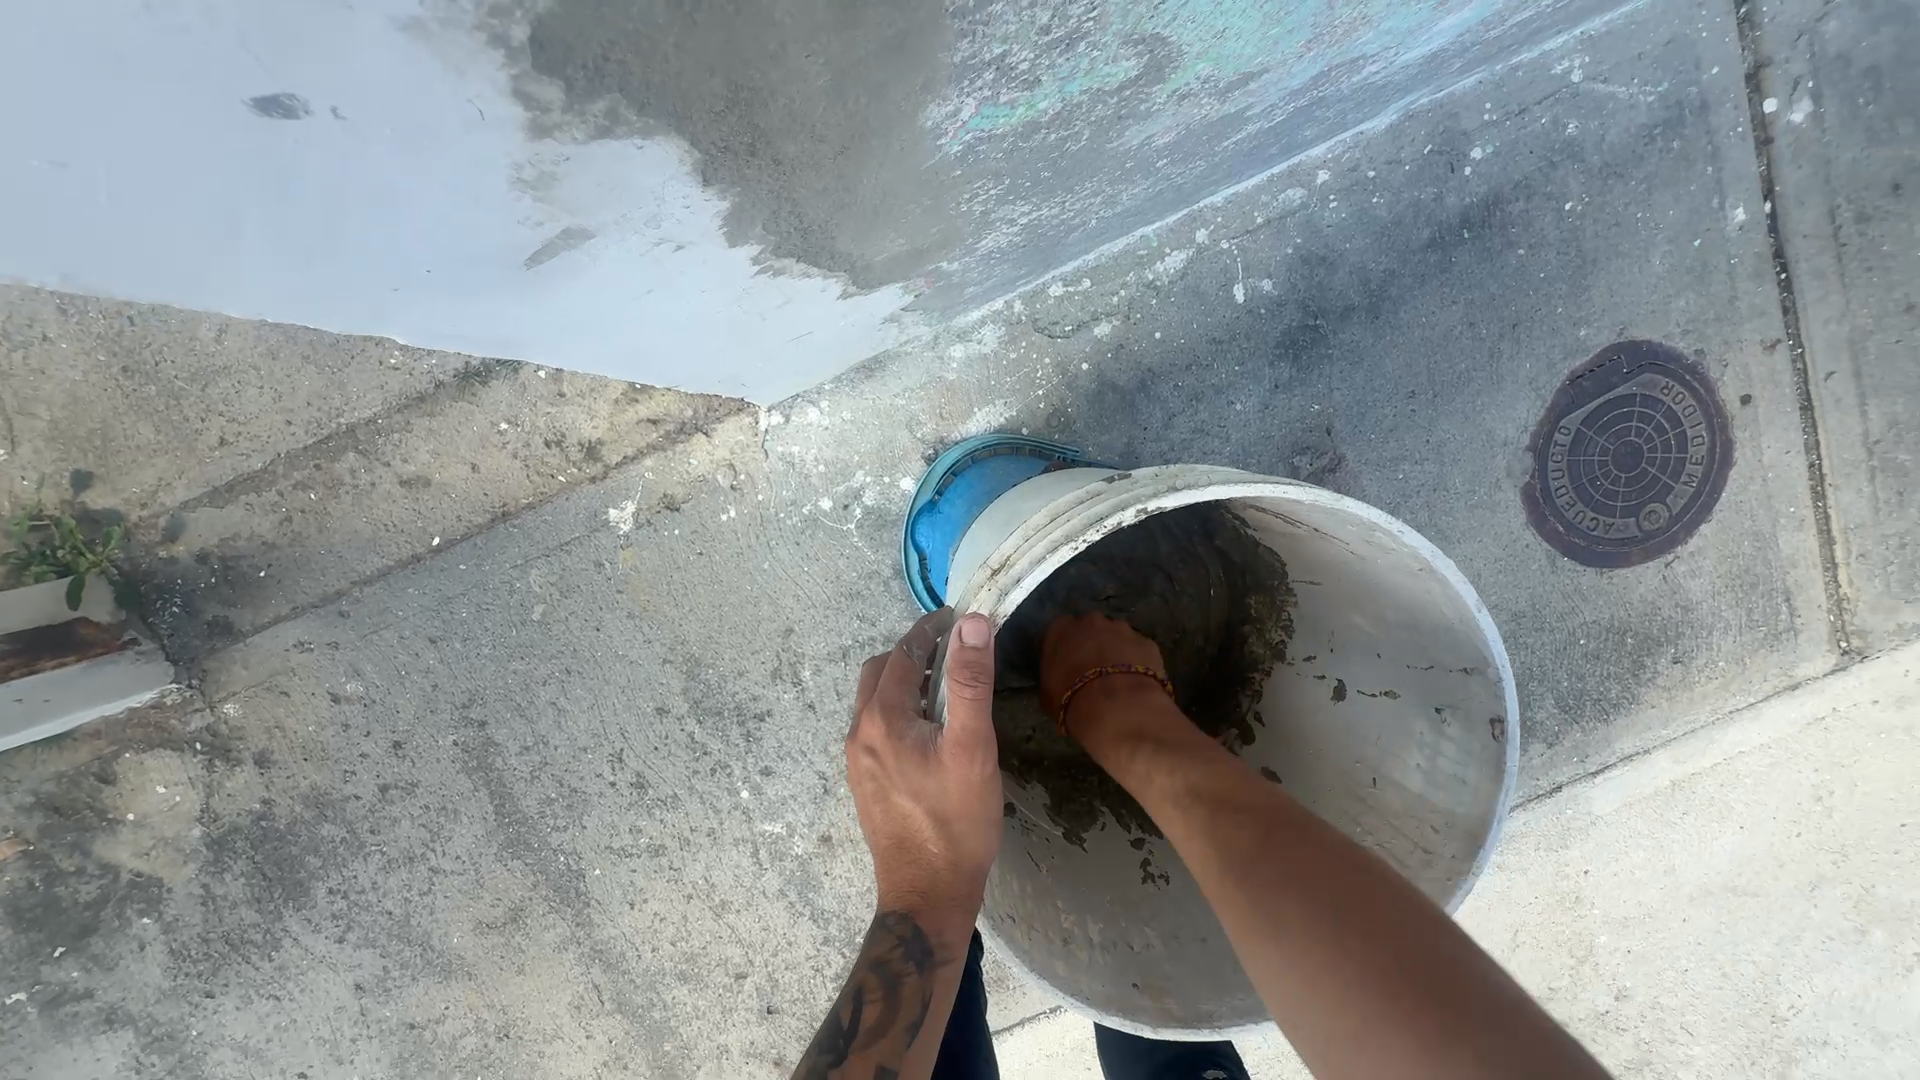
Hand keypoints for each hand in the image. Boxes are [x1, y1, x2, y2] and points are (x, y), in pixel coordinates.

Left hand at [847, 609, 1001, 919]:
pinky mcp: (865, 781)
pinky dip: (899, 709)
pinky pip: (876, 726)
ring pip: (875, 700)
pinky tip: (928, 729)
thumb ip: (969, 682)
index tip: (959, 618)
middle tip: (955, 652)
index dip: (931, 630)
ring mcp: (857, 760)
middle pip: (881, 672)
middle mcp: (859, 732)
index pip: (903, 653)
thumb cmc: (956, 821)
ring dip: (905, 681)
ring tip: (945, 687)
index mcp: (882, 718)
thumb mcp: (971, 747)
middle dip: (915, 652)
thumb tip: (973, 623)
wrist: (927, 894)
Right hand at [1039, 613, 1175, 727]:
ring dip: (1117, 651)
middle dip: (1093, 643)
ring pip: (1118, 636)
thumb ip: (1053, 675)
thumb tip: (1059, 677)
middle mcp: (1091, 621)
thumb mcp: (1047, 692)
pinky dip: (1139, 662)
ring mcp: (1122, 629)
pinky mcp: (1147, 642)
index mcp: (1060, 629)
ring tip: (1119, 679)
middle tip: (1094, 670)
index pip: (1060, 631)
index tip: (1068, 665)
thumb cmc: (1071, 700)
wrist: (1115, 707)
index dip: (1066, 648)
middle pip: (1091, 628)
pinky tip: (1137, 684)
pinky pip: (1140, 651)